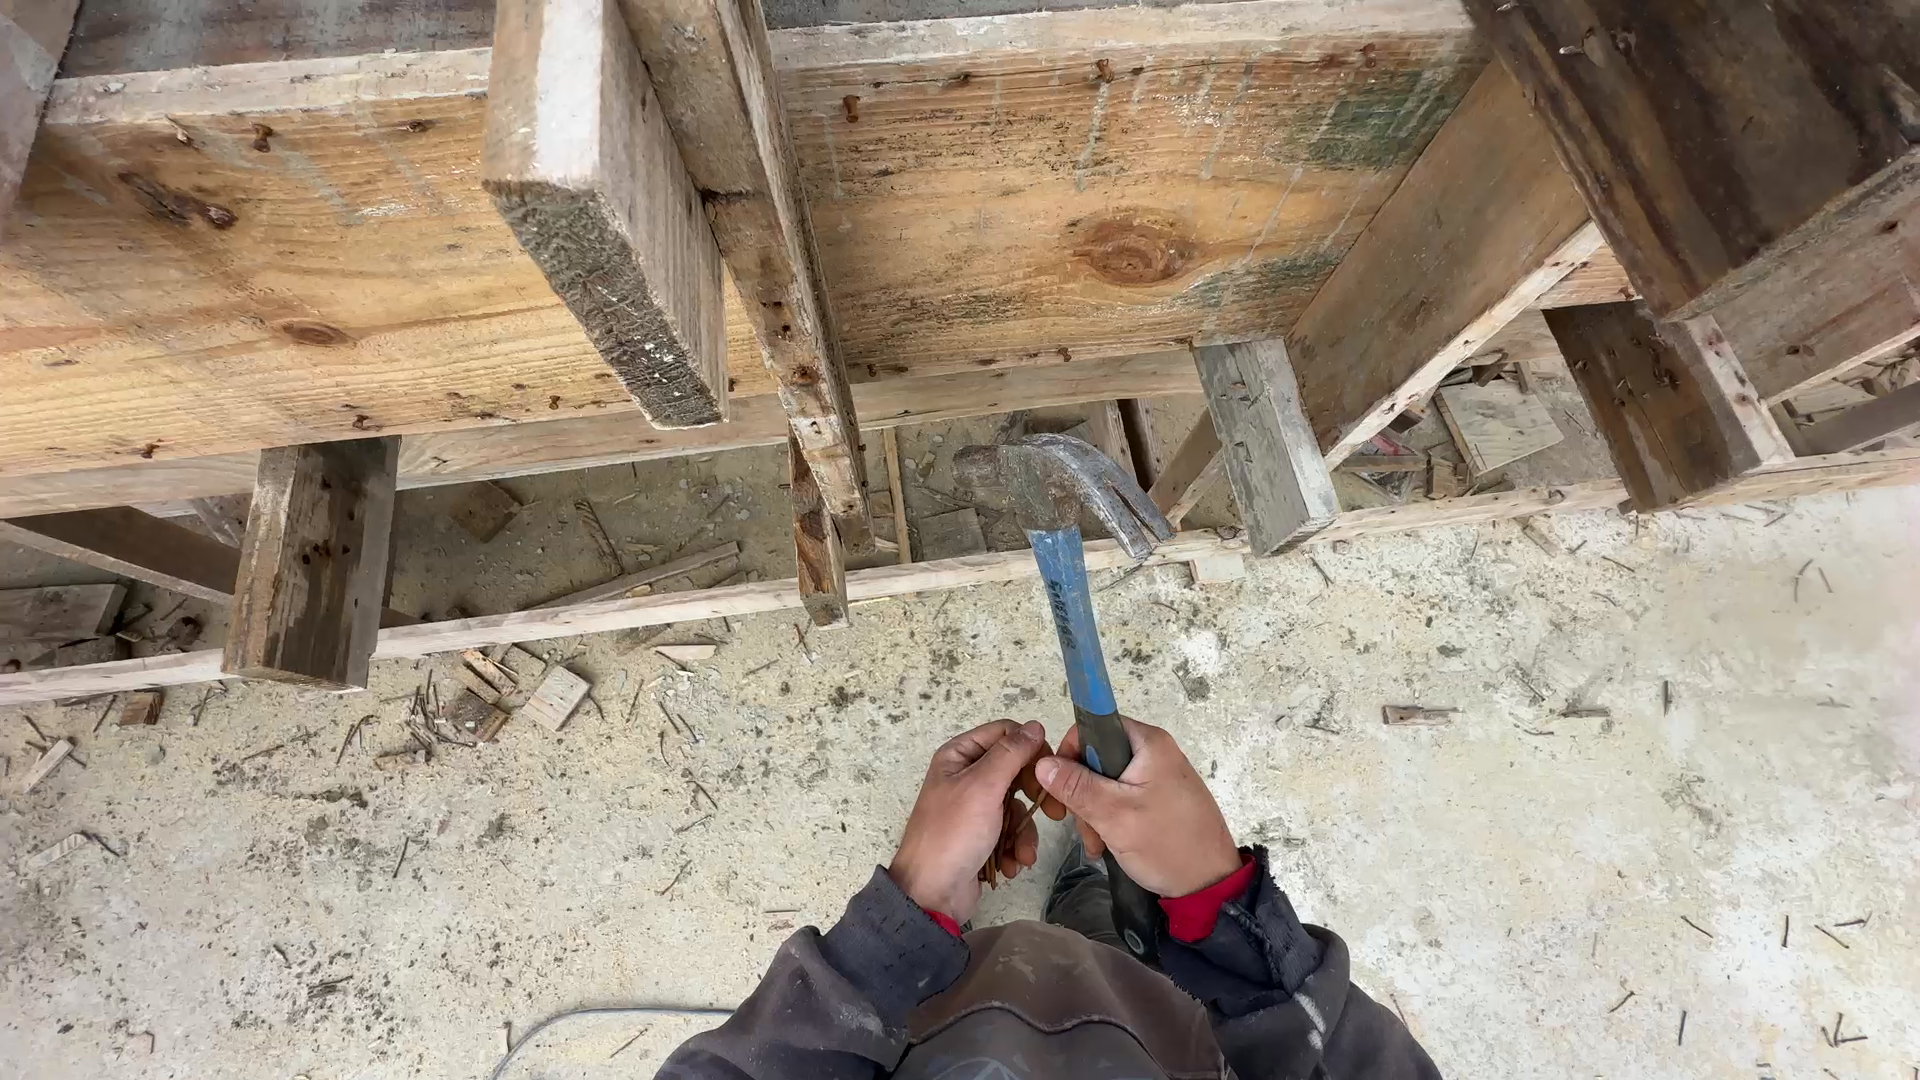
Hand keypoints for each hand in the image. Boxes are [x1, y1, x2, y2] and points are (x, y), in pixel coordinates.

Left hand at [889, 720, 1051, 921]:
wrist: (931, 895)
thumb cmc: (953, 833)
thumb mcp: (983, 787)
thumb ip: (1011, 754)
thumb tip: (1035, 725)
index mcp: (959, 755)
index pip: (1005, 734)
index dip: (1031, 748)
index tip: (1051, 770)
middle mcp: (966, 776)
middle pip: (1016, 770)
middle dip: (1035, 796)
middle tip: (1055, 813)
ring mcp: (975, 807)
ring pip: (1018, 805)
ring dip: (1024, 832)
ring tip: (1022, 855)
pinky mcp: (982, 835)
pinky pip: (1010, 830)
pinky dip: (1015, 848)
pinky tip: (1010, 865)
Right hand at [1034, 716, 1240, 896]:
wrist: (1212, 888)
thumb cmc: (1166, 843)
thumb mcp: (1114, 814)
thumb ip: (1076, 786)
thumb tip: (1042, 763)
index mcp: (1147, 742)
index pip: (1093, 726)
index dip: (1071, 752)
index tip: (1060, 785)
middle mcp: (1154, 751)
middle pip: (1097, 756)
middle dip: (1082, 792)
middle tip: (1082, 824)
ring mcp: (1158, 775)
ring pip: (1106, 781)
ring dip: (1094, 811)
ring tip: (1098, 843)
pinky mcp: (1160, 797)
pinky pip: (1122, 796)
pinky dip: (1110, 818)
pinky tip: (1108, 844)